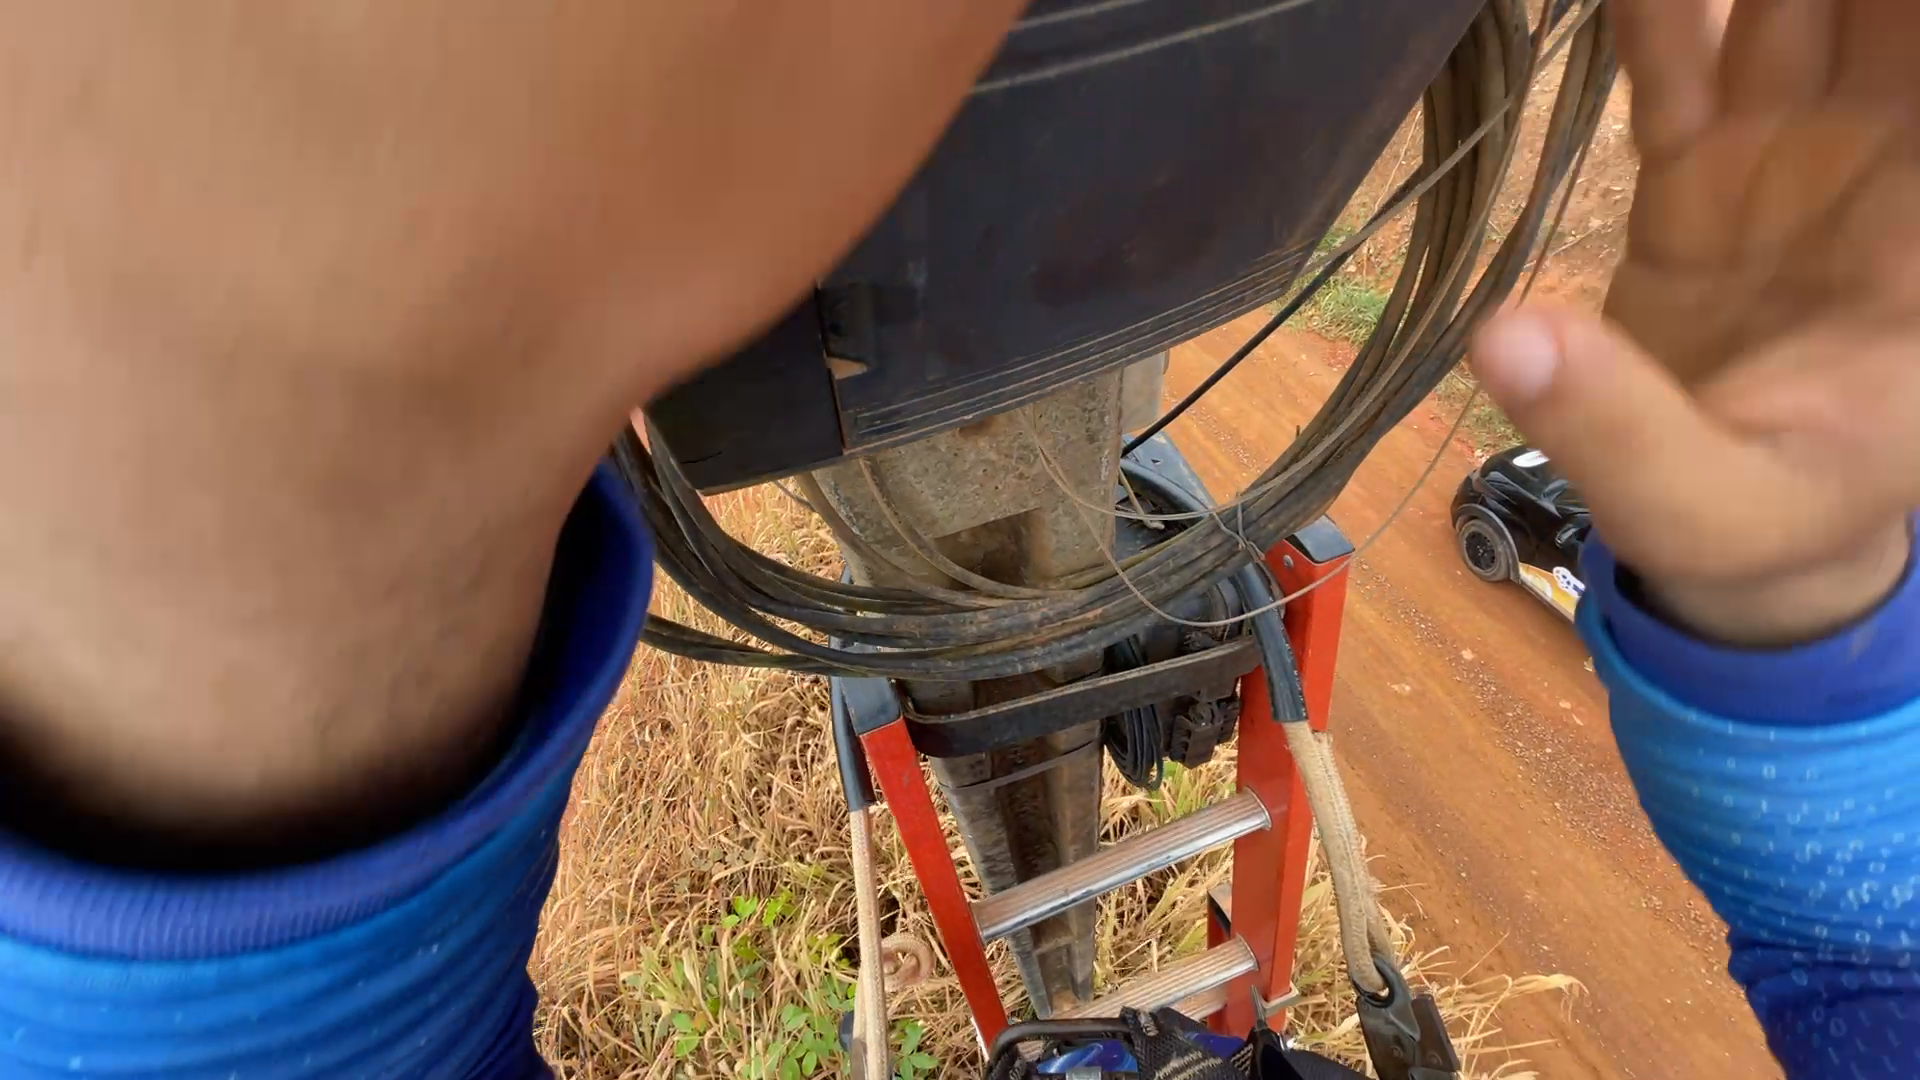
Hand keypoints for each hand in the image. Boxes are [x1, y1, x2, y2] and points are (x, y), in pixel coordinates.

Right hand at [1471, 0, 1919, 644]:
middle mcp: (1891, 157)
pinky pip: (1683, 71)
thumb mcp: (1689, 499)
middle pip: (1882, 13)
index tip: (1817, 9)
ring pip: (1791, 9)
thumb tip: (1497, 337)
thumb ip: (1608, 424)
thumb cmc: (1753, 524)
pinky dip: (1652, 20)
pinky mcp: (1702, 181)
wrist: (1743, 532)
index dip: (1894, 13)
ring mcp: (1793, 157)